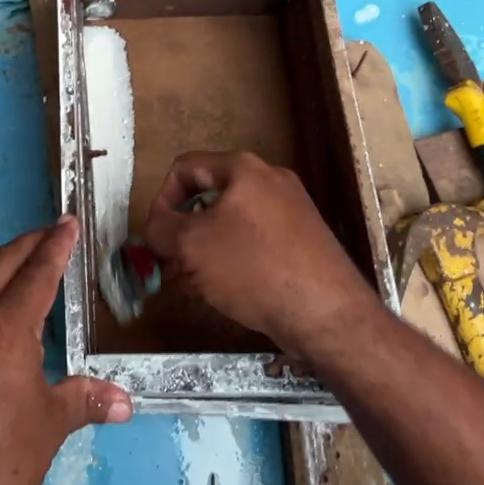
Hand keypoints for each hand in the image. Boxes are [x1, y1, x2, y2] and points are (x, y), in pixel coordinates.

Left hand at [0, 216, 131, 484]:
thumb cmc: (0, 459)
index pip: (38, 272)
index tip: (67, 222)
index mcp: (6, 326)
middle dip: (28, 244)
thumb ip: (86, 400)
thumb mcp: (51, 426)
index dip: (56, 245)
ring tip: (15, 262)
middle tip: (50, 234)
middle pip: (1, 263)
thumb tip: (125, 401)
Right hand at [143, 151, 377, 355]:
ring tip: (193, 284)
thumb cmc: (254, 268)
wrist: (328, 315)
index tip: (156, 235)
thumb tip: (154, 228)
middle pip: (208, 197)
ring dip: (204, 250)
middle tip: (170, 264)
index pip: (184, 168)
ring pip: (230, 223)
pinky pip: (255, 242)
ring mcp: (291, 211)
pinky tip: (225, 291)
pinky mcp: (304, 241)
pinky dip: (233, 260)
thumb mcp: (190, 246)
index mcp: (243, 168)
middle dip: (183, 232)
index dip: (161, 200)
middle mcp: (270, 180)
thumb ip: (160, 230)